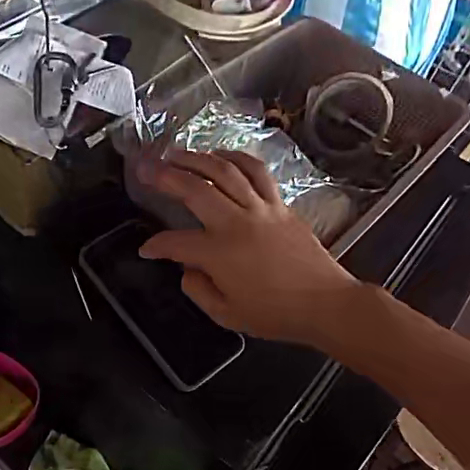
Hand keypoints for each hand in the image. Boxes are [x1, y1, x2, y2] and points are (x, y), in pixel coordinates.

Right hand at [136, 149, 365, 346]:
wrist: (325, 303)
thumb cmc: (275, 314)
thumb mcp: (227, 315)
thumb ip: (199, 291)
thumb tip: (187, 270)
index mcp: (219, 254)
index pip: (175, 243)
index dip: (155, 246)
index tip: (146, 250)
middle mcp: (236, 224)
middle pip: (194, 190)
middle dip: (164, 177)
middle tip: (145, 168)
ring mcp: (261, 210)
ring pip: (224, 172)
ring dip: (196, 159)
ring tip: (176, 154)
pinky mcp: (280, 205)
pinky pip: (256, 172)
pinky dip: (236, 158)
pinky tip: (221, 156)